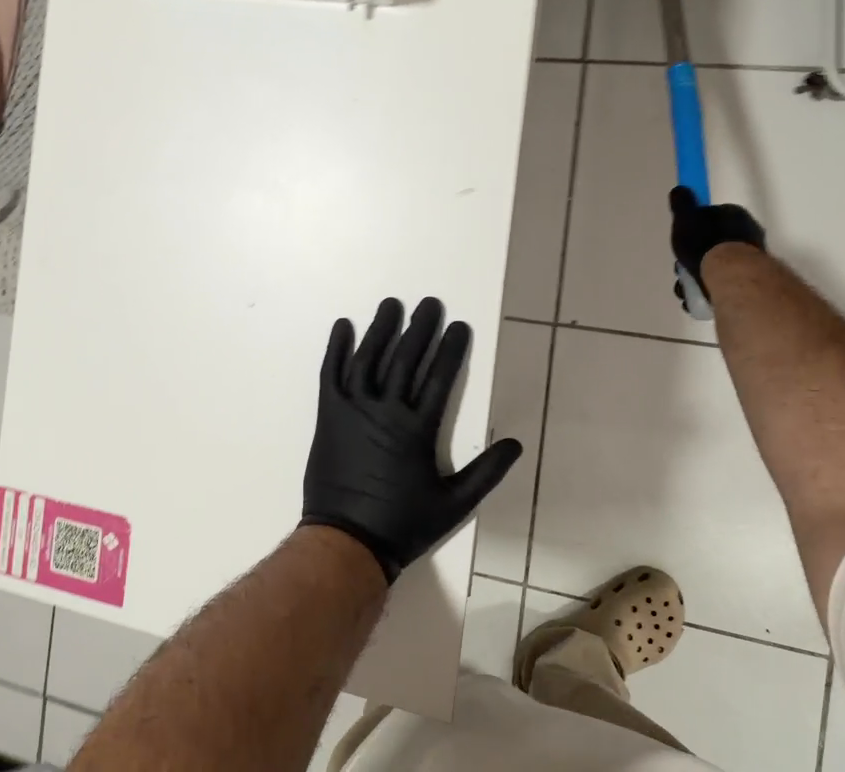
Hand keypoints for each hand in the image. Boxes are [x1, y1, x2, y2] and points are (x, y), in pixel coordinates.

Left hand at [301, 298, 523, 583]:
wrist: (347, 541)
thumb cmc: (404, 524)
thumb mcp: (455, 504)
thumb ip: (486, 473)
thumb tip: (515, 444)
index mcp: (417, 430)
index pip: (439, 378)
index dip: (451, 349)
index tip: (459, 325)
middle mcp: (385, 411)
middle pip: (405, 359)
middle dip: (420, 329)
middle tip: (429, 304)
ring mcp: (353, 410)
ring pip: (369, 359)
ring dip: (381, 329)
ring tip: (392, 304)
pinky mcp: (329, 416)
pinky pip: (330, 374)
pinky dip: (336, 349)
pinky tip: (343, 326)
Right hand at [669, 186, 765, 295]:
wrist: (730, 275)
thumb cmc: (705, 243)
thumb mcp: (685, 217)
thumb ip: (682, 203)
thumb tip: (681, 190)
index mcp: (734, 214)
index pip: (711, 217)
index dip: (693, 230)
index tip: (682, 243)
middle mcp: (748, 232)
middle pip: (713, 243)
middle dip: (695, 257)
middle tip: (682, 270)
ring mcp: (752, 257)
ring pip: (717, 265)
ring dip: (698, 276)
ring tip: (687, 289)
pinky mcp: (751, 279)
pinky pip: (724, 281)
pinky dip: (709, 288)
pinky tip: (698, 297)